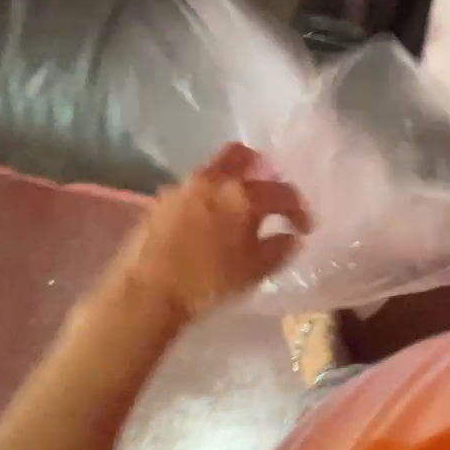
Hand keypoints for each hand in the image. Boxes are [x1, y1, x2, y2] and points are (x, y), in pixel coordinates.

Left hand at [116, 143, 310, 316]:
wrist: (145, 293)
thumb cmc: (208, 282)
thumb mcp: (255, 271)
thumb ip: (279, 249)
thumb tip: (290, 236)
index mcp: (244, 195)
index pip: (284, 192)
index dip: (299, 210)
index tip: (304, 229)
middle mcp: (214, 182)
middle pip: (242, 156)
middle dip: (260, 168)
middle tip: (268, 192)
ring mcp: (182, 189)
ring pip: (215, 173)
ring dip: (231, 185)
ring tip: (237, 213)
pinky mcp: (159, 203)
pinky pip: (193, 191)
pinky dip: (207, 199)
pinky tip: (209, 224)